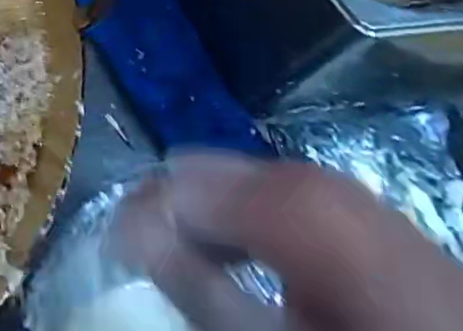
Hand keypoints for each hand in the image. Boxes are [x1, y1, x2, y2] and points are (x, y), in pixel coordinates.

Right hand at [114, 154, 462, 330]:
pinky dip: (234, 216)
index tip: (116, 255)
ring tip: (186, 263)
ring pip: (223, 176)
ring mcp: (326, 182)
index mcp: (287, 204)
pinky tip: (240, 260)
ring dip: (196, 213)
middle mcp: (298, 174)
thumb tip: (134, 242)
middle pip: (194, 170)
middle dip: (162, 209)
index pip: (172, 185)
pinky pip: (260, 190)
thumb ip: (204, 292)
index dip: (135, 218)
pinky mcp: (346, 199)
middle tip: (144, 258)